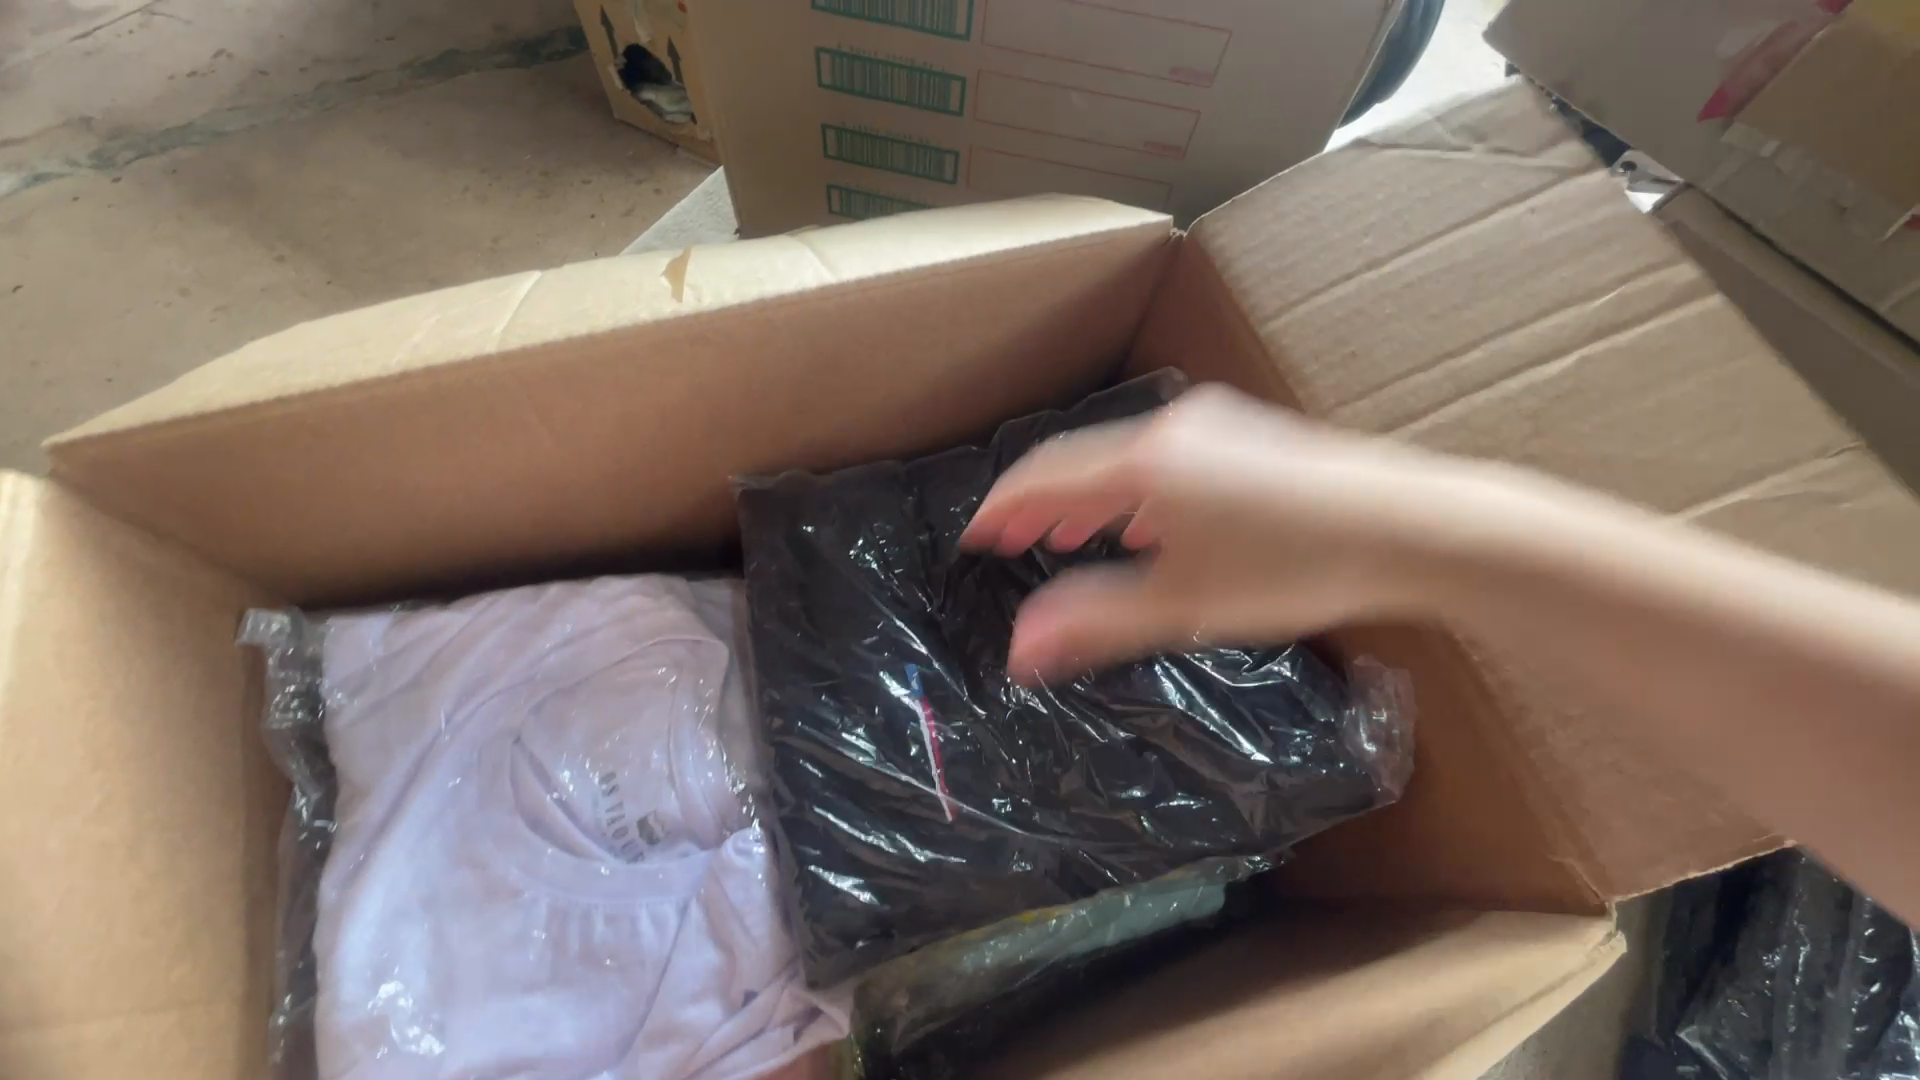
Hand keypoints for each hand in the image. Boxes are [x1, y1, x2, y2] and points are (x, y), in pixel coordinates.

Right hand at [960, 385, 1504, 682]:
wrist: (1415, 526)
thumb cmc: (1293, 567)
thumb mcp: (1183, 604)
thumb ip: (1094, 623)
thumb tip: (1018, 651)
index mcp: (1143, 462)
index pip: (1043, 475)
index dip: (1001, 507)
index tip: (974, 536)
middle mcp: (1169, 428)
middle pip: (1078, 460)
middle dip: (1038, 504)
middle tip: (1010, 540)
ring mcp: (1211, 423)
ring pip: (1121, 458)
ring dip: (1085, 498)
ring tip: (1066, 536)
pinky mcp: (1244, 433)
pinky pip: (1160, 456)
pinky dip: (1129, 490)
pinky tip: (1145, 522)